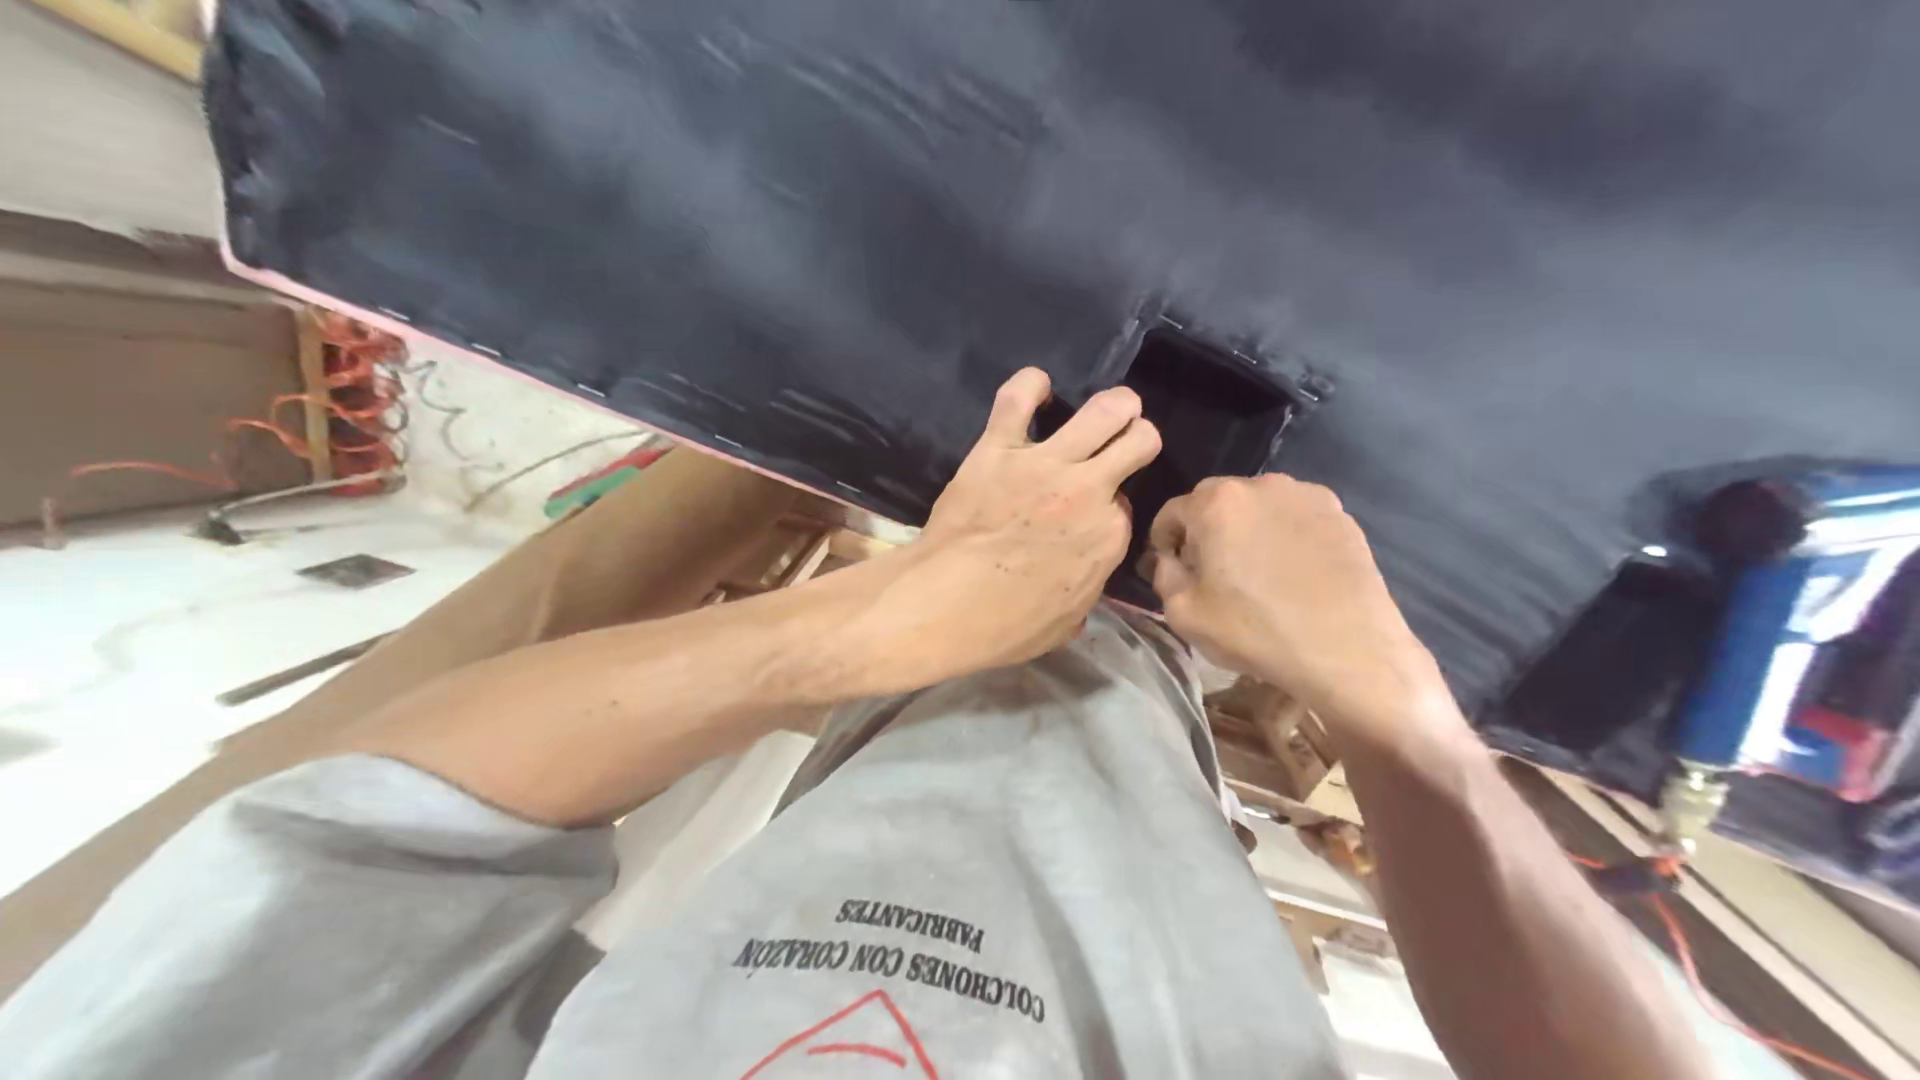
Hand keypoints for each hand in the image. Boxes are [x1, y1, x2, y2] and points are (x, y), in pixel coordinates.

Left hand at [850, 367, 1159, 689]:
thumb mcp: (1066, 624)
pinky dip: (1030, 385)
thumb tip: (1082, 576)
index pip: (1124, 503)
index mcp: (1109, 536)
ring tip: (1110, 409)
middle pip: (1139, 441)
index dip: (1109, 504)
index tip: (1088, 513)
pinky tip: (1037, 388)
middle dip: (1137, 439)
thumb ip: (1085, 589)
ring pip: (1105, 410)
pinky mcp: (998, 447)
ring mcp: (1045, 463)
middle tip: (1121, 444)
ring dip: (1116, 405)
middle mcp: (1089, 491)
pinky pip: (1018, 397)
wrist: (943, 606)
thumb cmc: (1004, 627)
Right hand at [1144, 474, 1449, 743]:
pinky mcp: (1341, 515)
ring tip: (1256, 571)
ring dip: (1245, 530)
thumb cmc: (1255, 630)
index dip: (1163, 542)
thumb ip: (1163, 574)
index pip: (1171, 513)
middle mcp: (1260, 484)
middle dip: (1205, 531)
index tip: (1171, 569)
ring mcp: (1306, 495)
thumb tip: (1170, 559)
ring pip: (1257, 507)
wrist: (1348, 651)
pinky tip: (1292, 573)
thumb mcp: (1182, 612)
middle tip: (1211, 571)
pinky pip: (1294, 518)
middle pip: (1215, 502)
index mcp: (1215, 502)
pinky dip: (1284, 536)